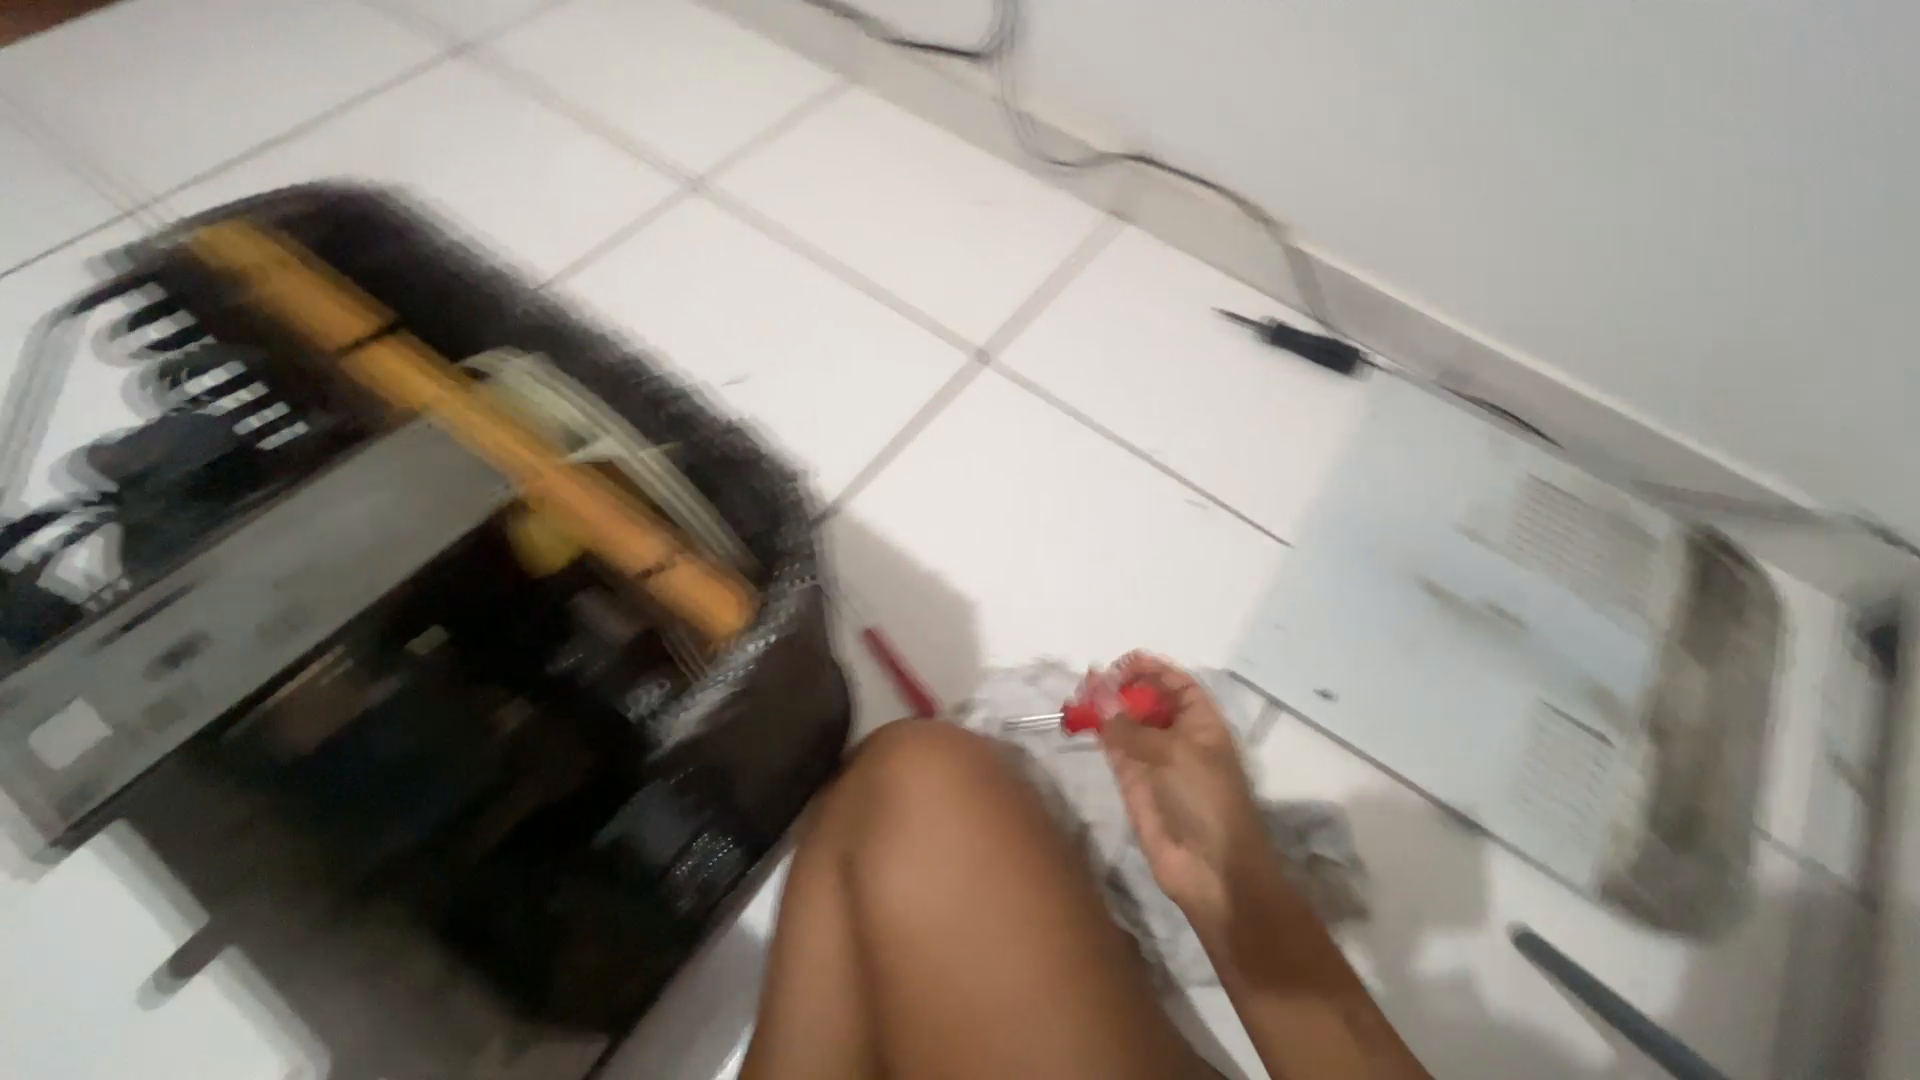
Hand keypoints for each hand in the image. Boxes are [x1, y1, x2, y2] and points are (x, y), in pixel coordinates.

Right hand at [1098, 653, 1277, 940]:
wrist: (1212, 869)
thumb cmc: (1208, 801)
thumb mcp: (1176, 754)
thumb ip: (1132, 727)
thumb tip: (1098, 700)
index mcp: (1203, 723)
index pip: (1177, 684)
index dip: (1153, 669)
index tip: (1123, 662)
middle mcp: (1179, 736)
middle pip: (1148, 700)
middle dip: (1122, 686)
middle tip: (1091, 679)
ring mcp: (1154, 760)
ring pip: (1126, 723)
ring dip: (1105, 707)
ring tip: (1078, 693)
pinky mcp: (1134, 783)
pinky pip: (1114, 748)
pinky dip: (1098, 732)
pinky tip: (1082, 718)